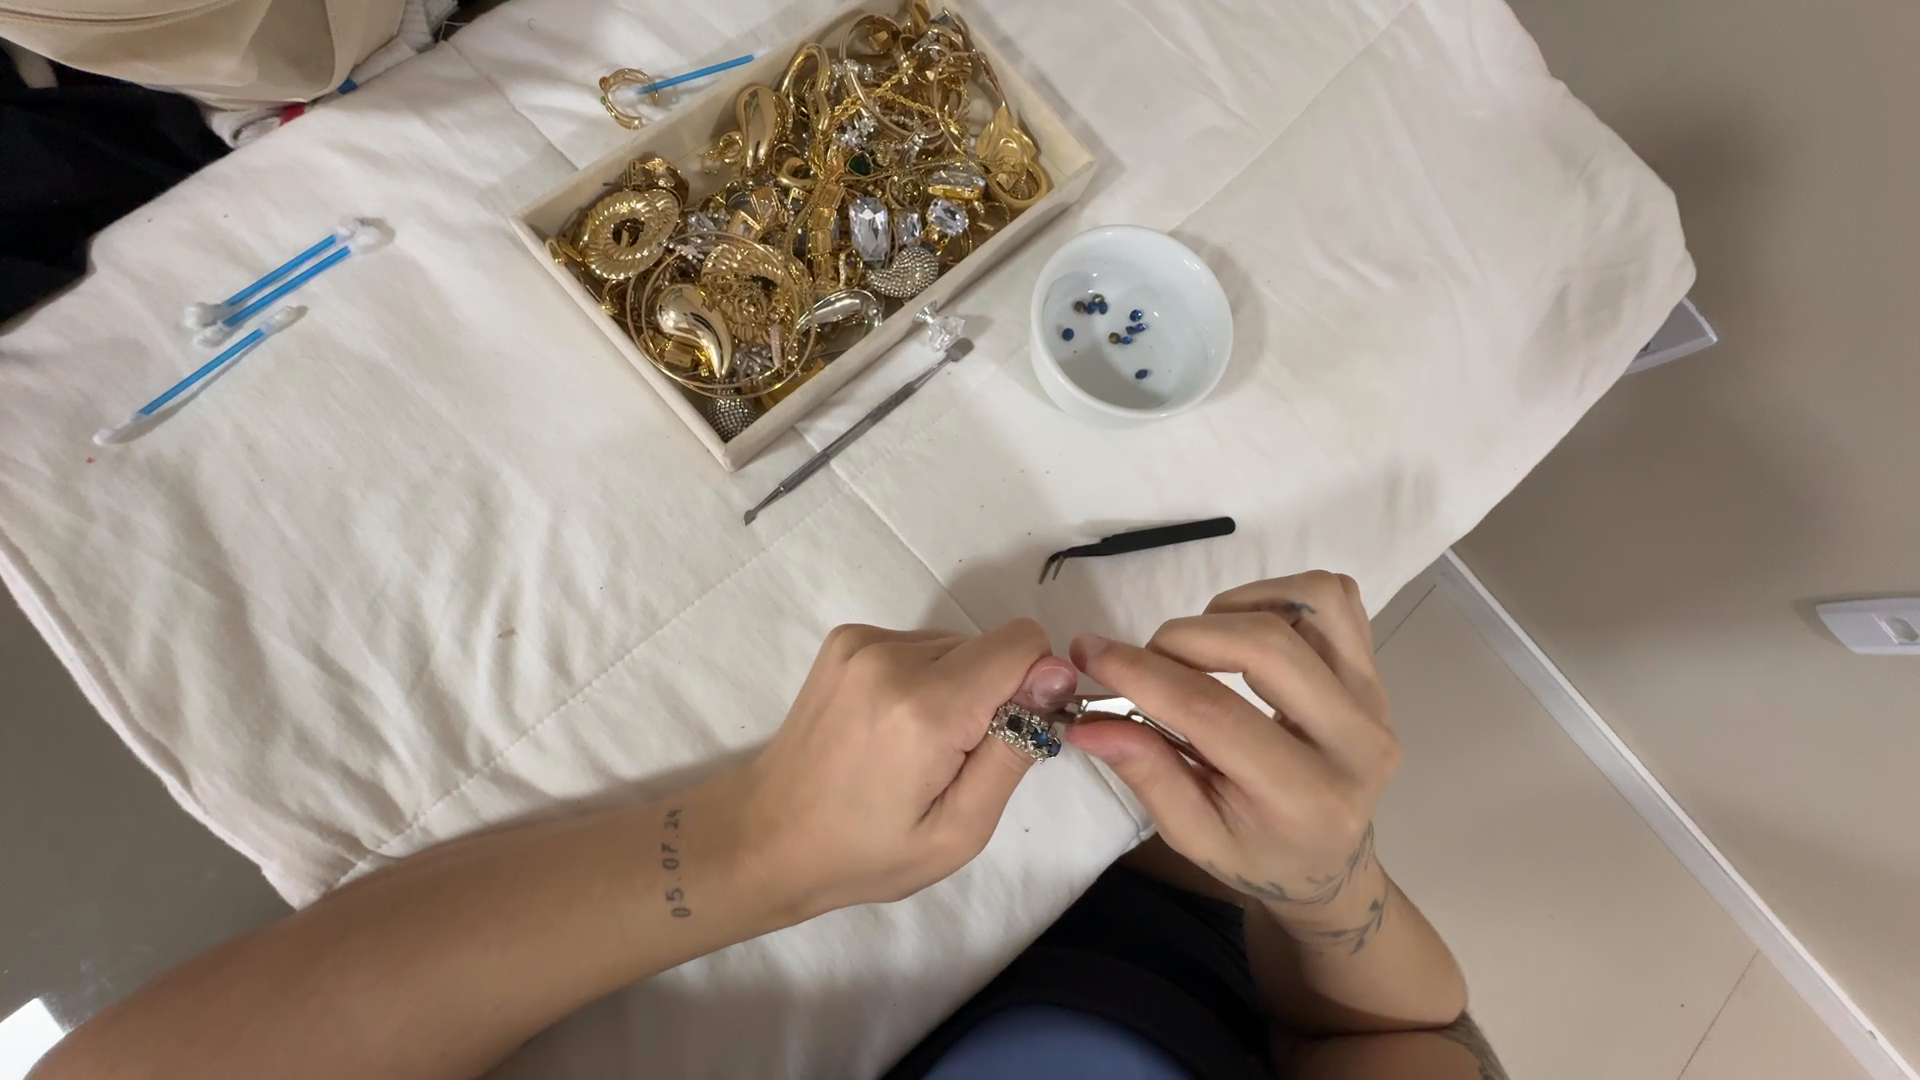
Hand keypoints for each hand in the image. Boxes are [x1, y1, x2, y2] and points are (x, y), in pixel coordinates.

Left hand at [740, 619, 1079, 917]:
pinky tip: (893, 723)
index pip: (1021, 643)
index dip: (1034, 684)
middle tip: (951, 756)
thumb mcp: (960, 831)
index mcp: (925, 707)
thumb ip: (1014, 748)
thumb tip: (1055, 674)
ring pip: (955, 645)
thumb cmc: (868, 851)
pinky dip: (923, 678)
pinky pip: (920, 644)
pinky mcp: (846, 638)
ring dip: (955, 687)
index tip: (1008, 732)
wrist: (768, 833)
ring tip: (915, 744)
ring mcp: (863, 641)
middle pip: (988, 647)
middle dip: (990, 694)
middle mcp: (891, 656)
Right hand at [1066, 572, 1398, 918]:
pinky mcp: (1376, 669)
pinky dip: (1274, 597)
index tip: (1088, 652)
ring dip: (1232, 610)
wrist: (1331, 858)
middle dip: (1182, 637)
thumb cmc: (1257, 852)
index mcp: (1306, 796)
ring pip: (1307, 601)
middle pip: (1265, 643)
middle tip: (1147, 661)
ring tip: (1202, 648)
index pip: (1213, 713)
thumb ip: (1145, 772)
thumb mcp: (1192, 834)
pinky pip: (1331, 596)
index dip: (1141, 674)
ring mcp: (1375, 696)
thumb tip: (1086, 723)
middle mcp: (1356, 739)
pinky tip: (1243, 633)